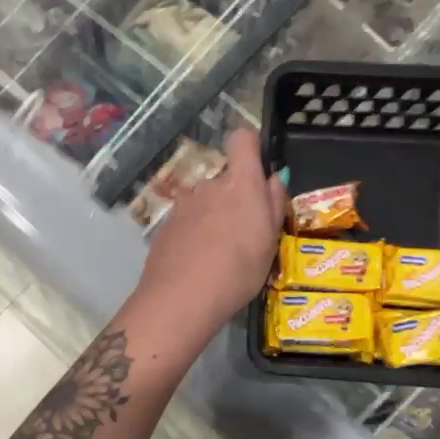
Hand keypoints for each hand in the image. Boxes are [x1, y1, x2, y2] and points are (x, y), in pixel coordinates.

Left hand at [135, 129, 285, 337]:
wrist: (181, 299)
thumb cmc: (238, 270)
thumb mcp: (270, 241)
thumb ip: (273, 204)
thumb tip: (273, 177)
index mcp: (240, 183)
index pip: (242, 139)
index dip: (250, 147)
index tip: (257, 168)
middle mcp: (208, 185)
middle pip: (224, 180)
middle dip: (233, 198)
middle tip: (243, 234)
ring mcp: (183, 205)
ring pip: (204, 203)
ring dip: (212, 218)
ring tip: (218, 254)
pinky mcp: (165, 226)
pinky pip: (186, 223)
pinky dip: (193, 235)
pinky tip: (197, 264)